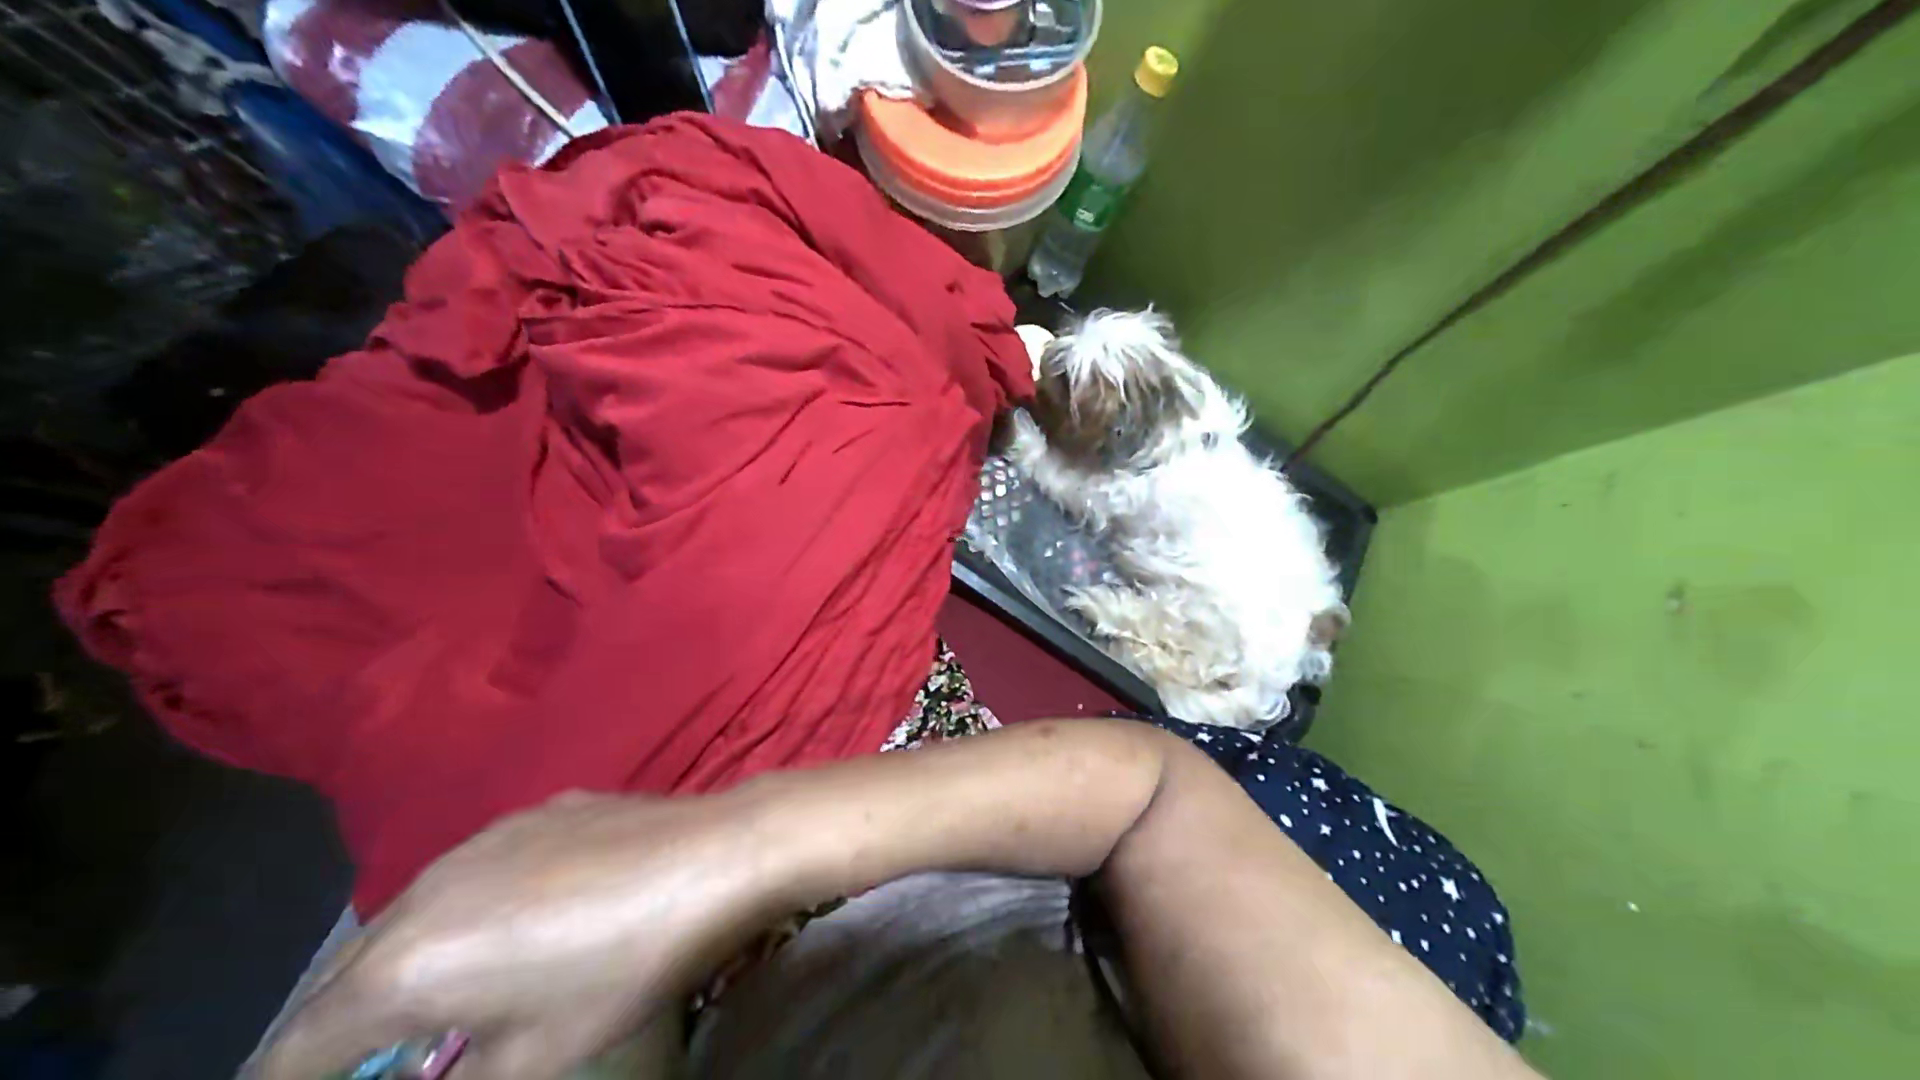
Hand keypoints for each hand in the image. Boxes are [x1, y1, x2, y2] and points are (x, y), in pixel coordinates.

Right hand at [255, 789, 789, 1079]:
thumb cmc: (624, 967)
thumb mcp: (533, 1058)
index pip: (297, 1048)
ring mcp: (485, 837)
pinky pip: (473, 870)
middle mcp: (426, 888)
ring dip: (404, 958)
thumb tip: (436, 1074)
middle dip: (338, 1026)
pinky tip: (513, 919)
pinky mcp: (537, 810)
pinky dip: (465, 908)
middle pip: (346, 973)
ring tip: (434, 993)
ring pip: (411, 911)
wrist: (712, 856)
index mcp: (404, 963)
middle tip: (365, 1060)